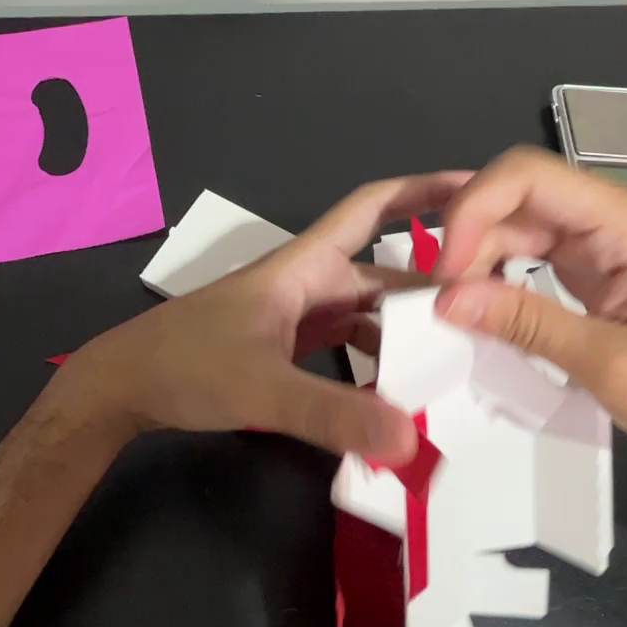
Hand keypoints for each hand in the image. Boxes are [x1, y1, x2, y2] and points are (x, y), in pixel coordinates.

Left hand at [55, 173, 470, 464]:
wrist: (125, 385)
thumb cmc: (187, 363)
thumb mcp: (261, 386)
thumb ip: (330, 413)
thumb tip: (410, 438)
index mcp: (304, 267)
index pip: (370, 210)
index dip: (422, 192)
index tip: (479, 187)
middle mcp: (309, 283)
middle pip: (386, 278)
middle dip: (437, 290)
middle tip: (501, 315)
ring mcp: (299, 317)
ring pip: (371, 316)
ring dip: (411, 334)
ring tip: (467, 361)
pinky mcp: (290, 348)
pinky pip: (350, 347)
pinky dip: (379, 364)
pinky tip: (405, 394)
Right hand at [431, 146, 626, 485]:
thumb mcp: (611, 367)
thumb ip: (525, 323)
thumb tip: (444, 299)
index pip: (528, 175)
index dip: (473, 209)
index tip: (445, 273)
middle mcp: (620, 217)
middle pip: (521, 197)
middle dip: (470, 239)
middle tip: (439, 301)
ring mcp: (614, 243)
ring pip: (524, 226)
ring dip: (482, 260)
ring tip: (453, 309)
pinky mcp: (610, 270)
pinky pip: (541, 255)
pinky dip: (505, 277)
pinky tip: (484, 308)